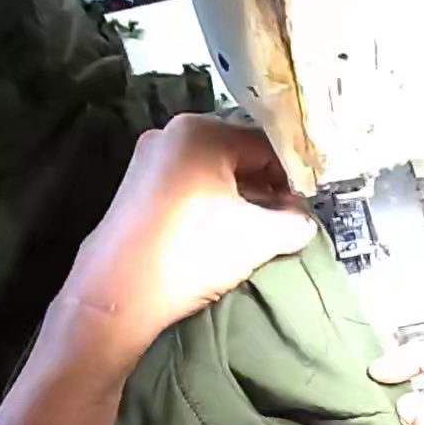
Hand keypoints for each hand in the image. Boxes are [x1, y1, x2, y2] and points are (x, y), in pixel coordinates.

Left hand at [55, 115, 319, 368]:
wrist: (117, 293)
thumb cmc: (190, 253)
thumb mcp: (255, 238)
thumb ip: (292, 223)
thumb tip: (303, 221)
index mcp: (201, 131)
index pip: (266, 142)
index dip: (292, 174)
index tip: (306, 204)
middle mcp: (169, 135)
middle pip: (235, 155)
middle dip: (264, 187)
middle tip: (285, 219)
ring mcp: (146, 163)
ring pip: (208, 174)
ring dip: (237, 199)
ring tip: (255, 232)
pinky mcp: (133, 192)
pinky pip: (184, 188)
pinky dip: (207, 206)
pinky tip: (218, 234)